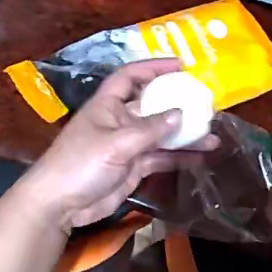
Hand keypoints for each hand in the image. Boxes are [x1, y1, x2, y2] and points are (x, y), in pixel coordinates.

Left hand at [9, 59, 214, 230]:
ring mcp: (127, 145)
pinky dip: (179, 157)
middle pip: (152, 106)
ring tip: (212, 136)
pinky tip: (200, 156)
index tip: (180, 66)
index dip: (152, 68)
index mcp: (107, 105)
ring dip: (184, 135)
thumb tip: (180, 114)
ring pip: (161, 134)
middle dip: (177, 104)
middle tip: (205, 104)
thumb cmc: (79, 164)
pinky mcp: (133, 168)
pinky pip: (160, 157)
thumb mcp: (115, 144)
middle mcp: (118, 121)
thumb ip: (150, 130)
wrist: (59, 205)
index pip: (130, 76)